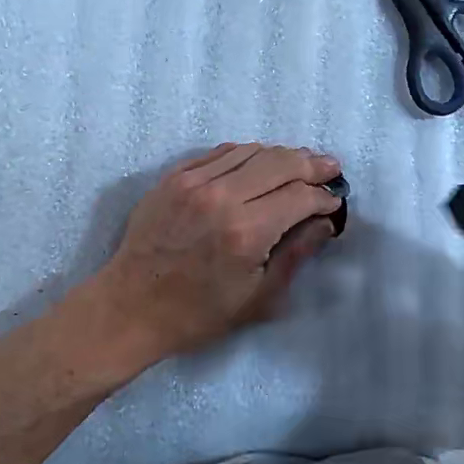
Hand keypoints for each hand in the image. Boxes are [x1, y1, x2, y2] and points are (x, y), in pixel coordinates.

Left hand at [89, 143, 343, 366]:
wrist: (129, 308)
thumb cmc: (198, 313)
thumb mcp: (259, 297)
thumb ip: (297, 253)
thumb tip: (326, 221)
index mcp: (246, 232)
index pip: (300, 196)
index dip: (324, 195)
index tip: (335, 200)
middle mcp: (222, 197)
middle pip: (281, 162)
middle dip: (312, 164)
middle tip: (330, 169)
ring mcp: (194, 182)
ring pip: (253, 150)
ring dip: (283, 154)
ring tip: (300, 162)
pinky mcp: (175, 176)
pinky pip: (221, 152)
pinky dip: (248, 153)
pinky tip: (260, 162)